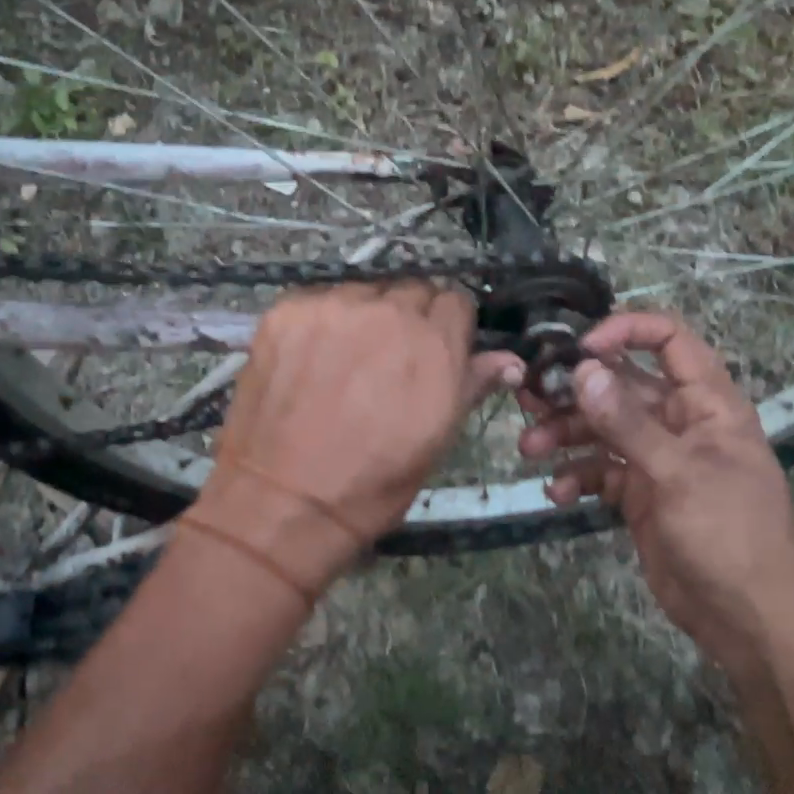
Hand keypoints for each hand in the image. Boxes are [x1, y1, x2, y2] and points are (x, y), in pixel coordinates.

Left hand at [196, 282, 522, 582]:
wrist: (282, 502)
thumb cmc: (372, 483)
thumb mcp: (436, 438)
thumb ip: (471, 384)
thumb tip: (511, 360)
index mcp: (434, 344)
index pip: (455, 302)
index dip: (446, 327)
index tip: (431, 353)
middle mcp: (388, 312)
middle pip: (410, 291)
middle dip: (406, 319)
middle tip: (387, 362)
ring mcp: (333, 307)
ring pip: (363, 292)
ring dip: (363, 317)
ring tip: (344, 362)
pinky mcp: (287, 310)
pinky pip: (318, 300)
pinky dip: (321, 322)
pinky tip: (310, 359)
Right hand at [517, 311, 793, 655]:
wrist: (749, 622)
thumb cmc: (730, 534)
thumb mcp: (680, 474)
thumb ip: (628, 423)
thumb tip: (583, 369)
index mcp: (707, 403)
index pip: (670, 340)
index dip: (626, 332)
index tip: (581, 349)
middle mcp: (680, 422)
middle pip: (622, 385)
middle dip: (576, 390)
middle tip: (529, 398)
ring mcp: (658, 459)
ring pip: (603, 428)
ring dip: (565, 434)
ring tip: (529, 448)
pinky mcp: (640, 494)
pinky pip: (600, 471)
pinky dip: (576, 476)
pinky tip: (556, 493)